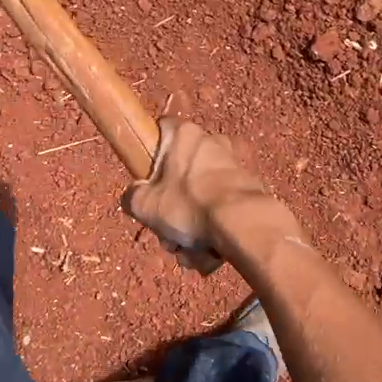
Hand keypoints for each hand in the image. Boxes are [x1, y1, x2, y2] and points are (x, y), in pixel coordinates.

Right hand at [124, 117, 287, 269]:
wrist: (243, 223)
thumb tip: (133, 197)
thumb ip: (133, 197)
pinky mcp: (248, 188)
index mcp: (185, 135)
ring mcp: (232, 165)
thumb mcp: (146, 205)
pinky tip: (211, 252)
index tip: (147, 178)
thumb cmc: (189, 205)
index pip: (161, 130)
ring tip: (191, 250)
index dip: (150, 153)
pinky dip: (214, 230)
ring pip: (200, 197)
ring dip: (193, 227)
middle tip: (170, 232)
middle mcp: (211, 142)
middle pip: (180, 174)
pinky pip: (221, 209)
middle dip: (173, 209)